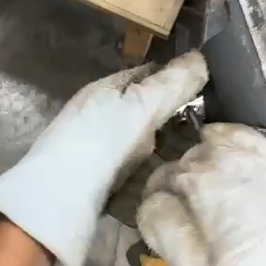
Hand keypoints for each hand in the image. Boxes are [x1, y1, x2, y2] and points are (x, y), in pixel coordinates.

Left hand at [0, 52, 206, 265]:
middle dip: (175, 114)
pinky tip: (172, 178)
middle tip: (211, 123)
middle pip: (145, 108)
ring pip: (142, 141)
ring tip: (200, 153)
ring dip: (167, 146)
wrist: (53, 206)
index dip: (176, 74)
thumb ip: (170, 85)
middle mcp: (100, 114)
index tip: (210, 83)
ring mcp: (98, 149)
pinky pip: (136, 170)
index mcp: (105, 89)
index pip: (147, 72)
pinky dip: (153, 171)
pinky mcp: (99, 181)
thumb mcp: (138, 108)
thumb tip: (202, 59)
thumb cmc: (98, 145)